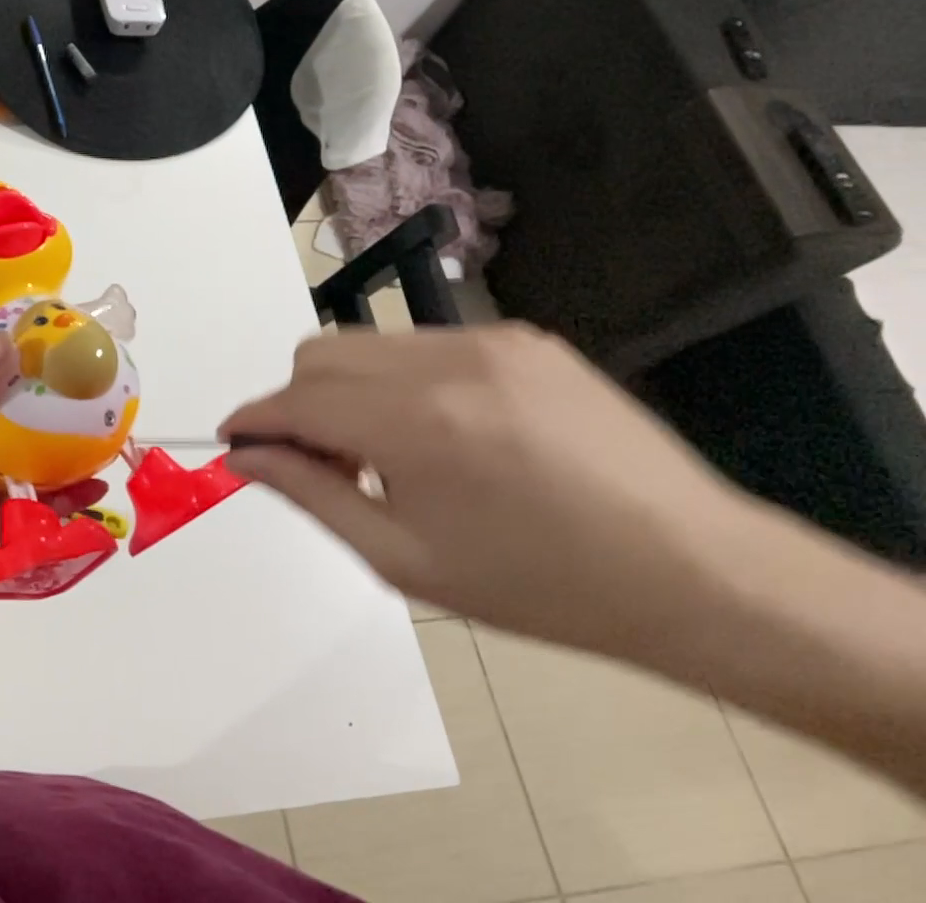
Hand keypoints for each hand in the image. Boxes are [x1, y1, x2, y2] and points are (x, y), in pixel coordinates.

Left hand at [0, 334, 107, 622]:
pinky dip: (64, 505)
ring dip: (66, 464)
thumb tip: (6, 340)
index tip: (63, 354)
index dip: (22, 375)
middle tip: (99, 402)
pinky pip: (37, 515)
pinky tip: (94, 495)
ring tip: (107, 446)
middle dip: (54, 421)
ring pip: (33, 475)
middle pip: (19, 435)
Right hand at [218, 323, 769, 657]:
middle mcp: (447, 362)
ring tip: (385, 455)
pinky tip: (438, 435)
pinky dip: (398, 381)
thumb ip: (310, 493)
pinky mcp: (525, 340)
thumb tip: (244, 457)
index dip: (253, 419)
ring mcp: (492, 342)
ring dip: (346, 390)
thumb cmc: (535, 586)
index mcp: (415, 424)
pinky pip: (423, 345)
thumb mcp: (401, 558)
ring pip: (367, 343)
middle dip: (296, 403)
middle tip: (322, 465)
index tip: (233, 443)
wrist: (693, 570)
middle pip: (320, 353)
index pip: (296, 398)